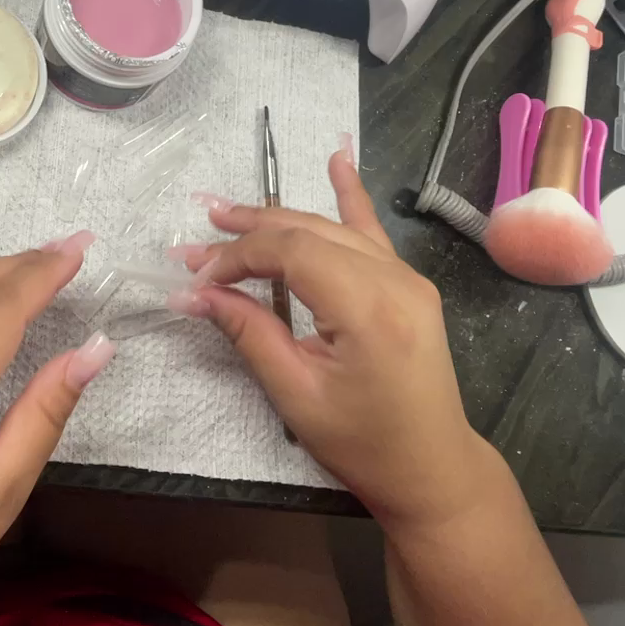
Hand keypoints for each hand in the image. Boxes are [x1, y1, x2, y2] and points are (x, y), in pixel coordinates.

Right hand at [173, 145, 498, 531]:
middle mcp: (394, 280)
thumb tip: (191, 293)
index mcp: (368, 310)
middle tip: (196, 236)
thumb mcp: (295, 394)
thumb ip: (247, 332)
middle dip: (246, 233)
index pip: (290, 253)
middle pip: (307, 232)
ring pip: (330, 228)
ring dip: (276, 219)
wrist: (433, 469)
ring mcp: (406, 277)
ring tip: (226, 212)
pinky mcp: (407, 283)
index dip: (237, 256)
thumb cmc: (362, 443)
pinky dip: (350, 194)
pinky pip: (371, 231)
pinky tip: (339, 156)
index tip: (197, 274)